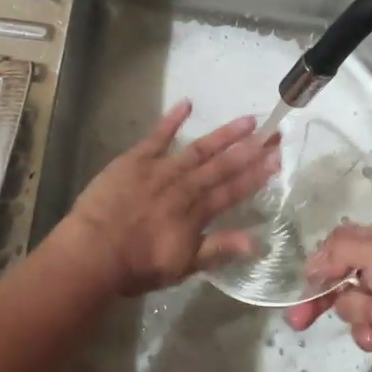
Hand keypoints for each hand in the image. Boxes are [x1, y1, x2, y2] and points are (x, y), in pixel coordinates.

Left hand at [50, 99, 278, 296]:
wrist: (93, 252)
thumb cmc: (136, 267)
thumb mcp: (181, 267)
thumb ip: (217, 250)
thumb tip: (256, 241)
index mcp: (196, 214)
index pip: (233, 191)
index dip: (256, 175)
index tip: (277, 159)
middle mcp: (185, 187)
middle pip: (222, 166)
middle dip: (250, 150)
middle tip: (274, 133)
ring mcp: (161, 170)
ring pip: (199, 149)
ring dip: (224, 134)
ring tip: (248, 120)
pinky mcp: (136, 159)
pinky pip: (157, 136)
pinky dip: (172, 119)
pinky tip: (187, 103)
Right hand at [285, 224, 371, 354]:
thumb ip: (337, 253)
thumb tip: (310, 267)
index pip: (335, 251)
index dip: (317, 268)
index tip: (302, 287)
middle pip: (335, 284)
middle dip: (320, 302)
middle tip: (299, 322)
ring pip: (348, 310)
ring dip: (361, 314)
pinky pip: (363, 333)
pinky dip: (369, 335)